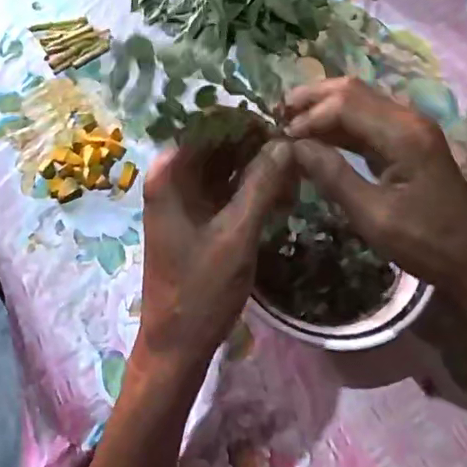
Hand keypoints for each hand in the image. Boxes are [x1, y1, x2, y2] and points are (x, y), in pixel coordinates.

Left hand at [137, 139, 296, 374]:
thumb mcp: (236, 235)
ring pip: (223, 166)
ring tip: (295, 174)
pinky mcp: (195, 217)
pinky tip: (281, 195)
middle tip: (297, 152)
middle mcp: (171, 178)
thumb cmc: (201, 289)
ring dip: (256, 167)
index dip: (245, 122)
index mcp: (169, 174)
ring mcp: (182, 198)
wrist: (176, 344)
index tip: (284, 127)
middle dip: (255, 145)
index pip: (208, 126)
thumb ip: (261, 186)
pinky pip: (224, 189)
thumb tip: (286, 143)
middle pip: (217, 144)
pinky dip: (249, 189)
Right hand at [281, 78, 466, 294]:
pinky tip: (315, 136)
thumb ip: (332, 176)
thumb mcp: (373, 216)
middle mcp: (408, 119)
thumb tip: (293, 146)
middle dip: (312, 98)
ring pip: (358, 100)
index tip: (282, 139)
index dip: (309, 116)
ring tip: (288, 121)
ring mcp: (411, 128)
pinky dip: (338, 124)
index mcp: (404, 134)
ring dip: (323, 108)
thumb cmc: (427, 244)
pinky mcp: (408, 141)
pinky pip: (367, 120)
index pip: (344, 104)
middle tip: (277, 113)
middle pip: (352, 90)